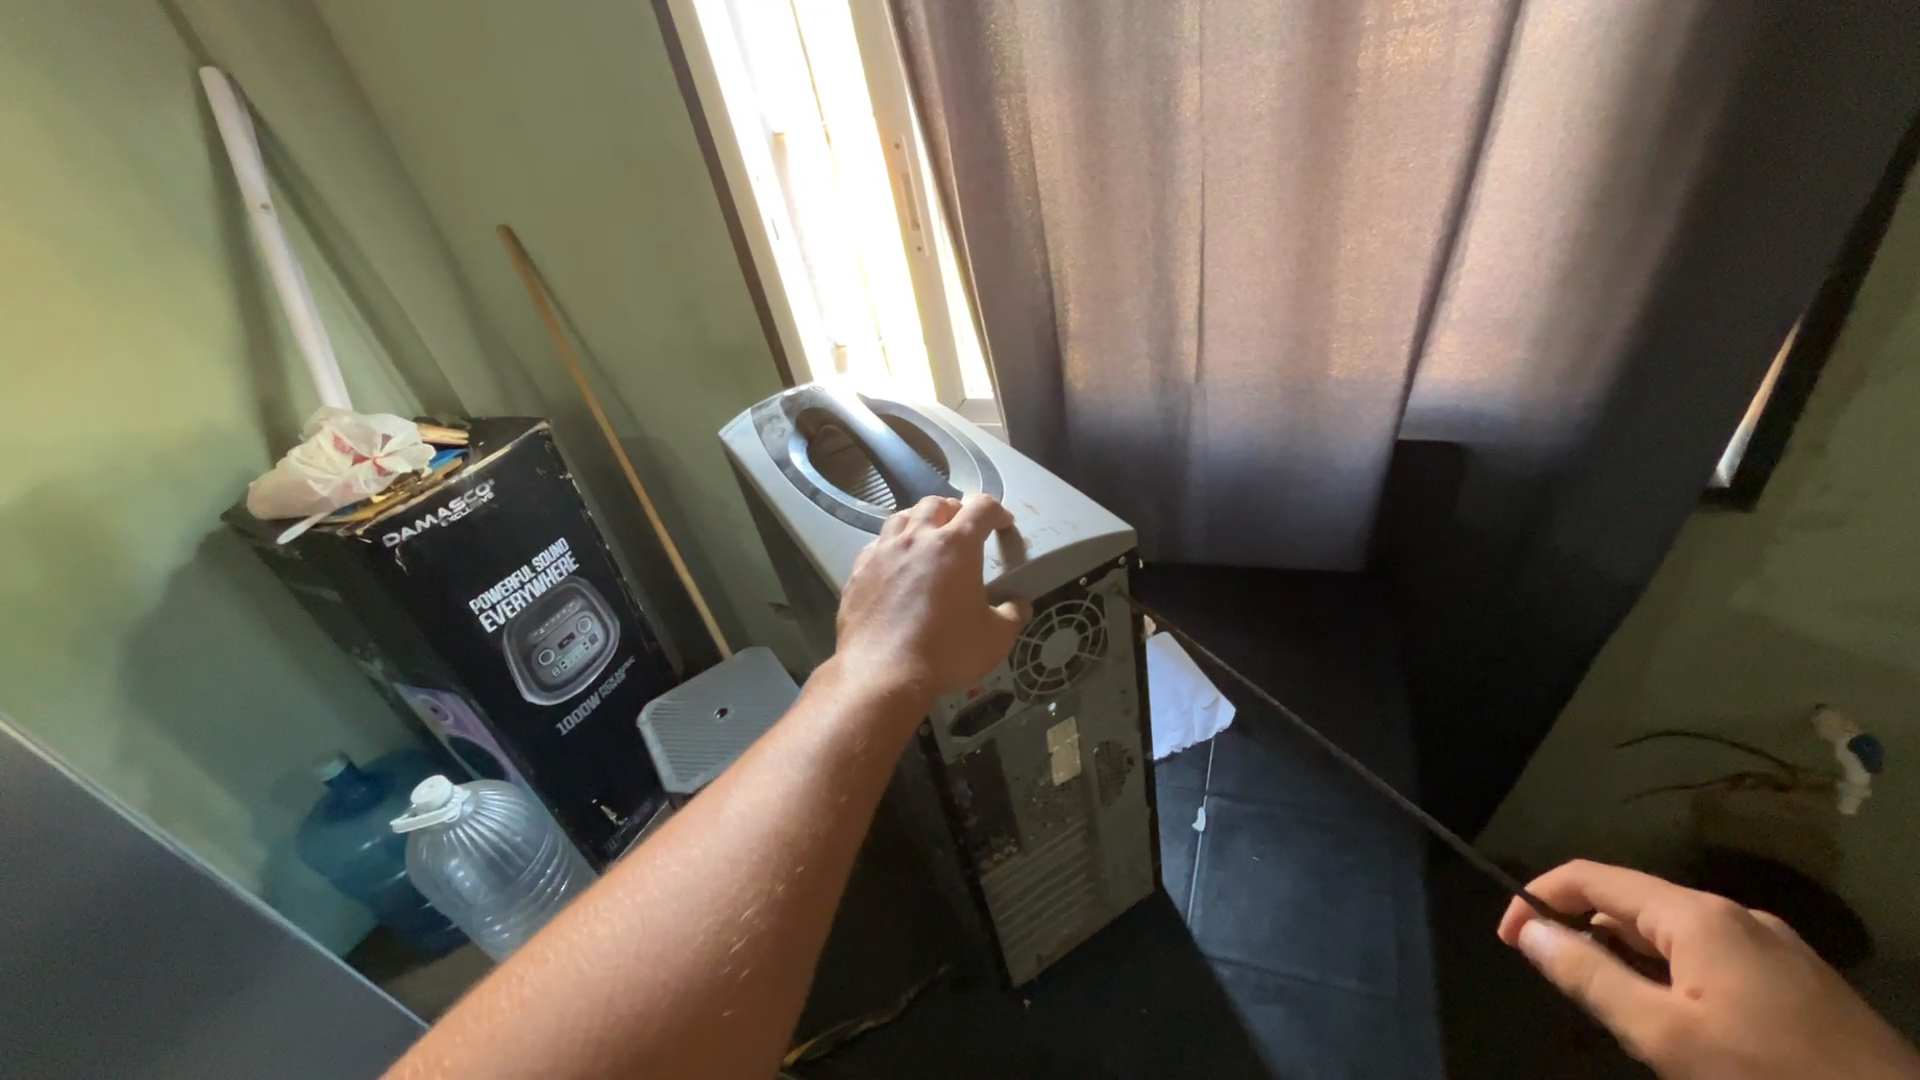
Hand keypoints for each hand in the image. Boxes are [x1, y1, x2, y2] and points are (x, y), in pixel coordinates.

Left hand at [834, 494, 1030, 710]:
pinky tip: (893, 564)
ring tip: (925, 537)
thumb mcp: (996, 638)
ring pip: (900, 518)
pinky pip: (875, 546)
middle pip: (935, 504)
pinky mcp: (858, 572)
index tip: (1003, 523)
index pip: (982, 509)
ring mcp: (882, 553)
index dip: (997, 512)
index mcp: (956, 545)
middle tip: (962, 527)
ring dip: (918, 521)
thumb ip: (1011, 615)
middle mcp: (916, 539)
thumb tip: (1020, 606)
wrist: (883, 673)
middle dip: (954, 510)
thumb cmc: (946, 651)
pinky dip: (889, 547)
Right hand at [1499, 860, 1919, 1078]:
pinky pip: (1713, 958)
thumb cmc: (1772, 1078)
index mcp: (1698, 915)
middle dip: (1582, 928)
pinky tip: (1676, 1016)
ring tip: (1610, 1001)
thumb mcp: (1664, 1035)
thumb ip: (1587, 975)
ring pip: (1673, 933)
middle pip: (1631, 902)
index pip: (1589, 878)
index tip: (1509, 939)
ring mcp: (1779, 949)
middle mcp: (1736, 916)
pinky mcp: (1805, 985)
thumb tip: (1528, 930)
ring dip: (1626, 954)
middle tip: (1555, 975)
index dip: (1536, 898)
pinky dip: (1670, 971)